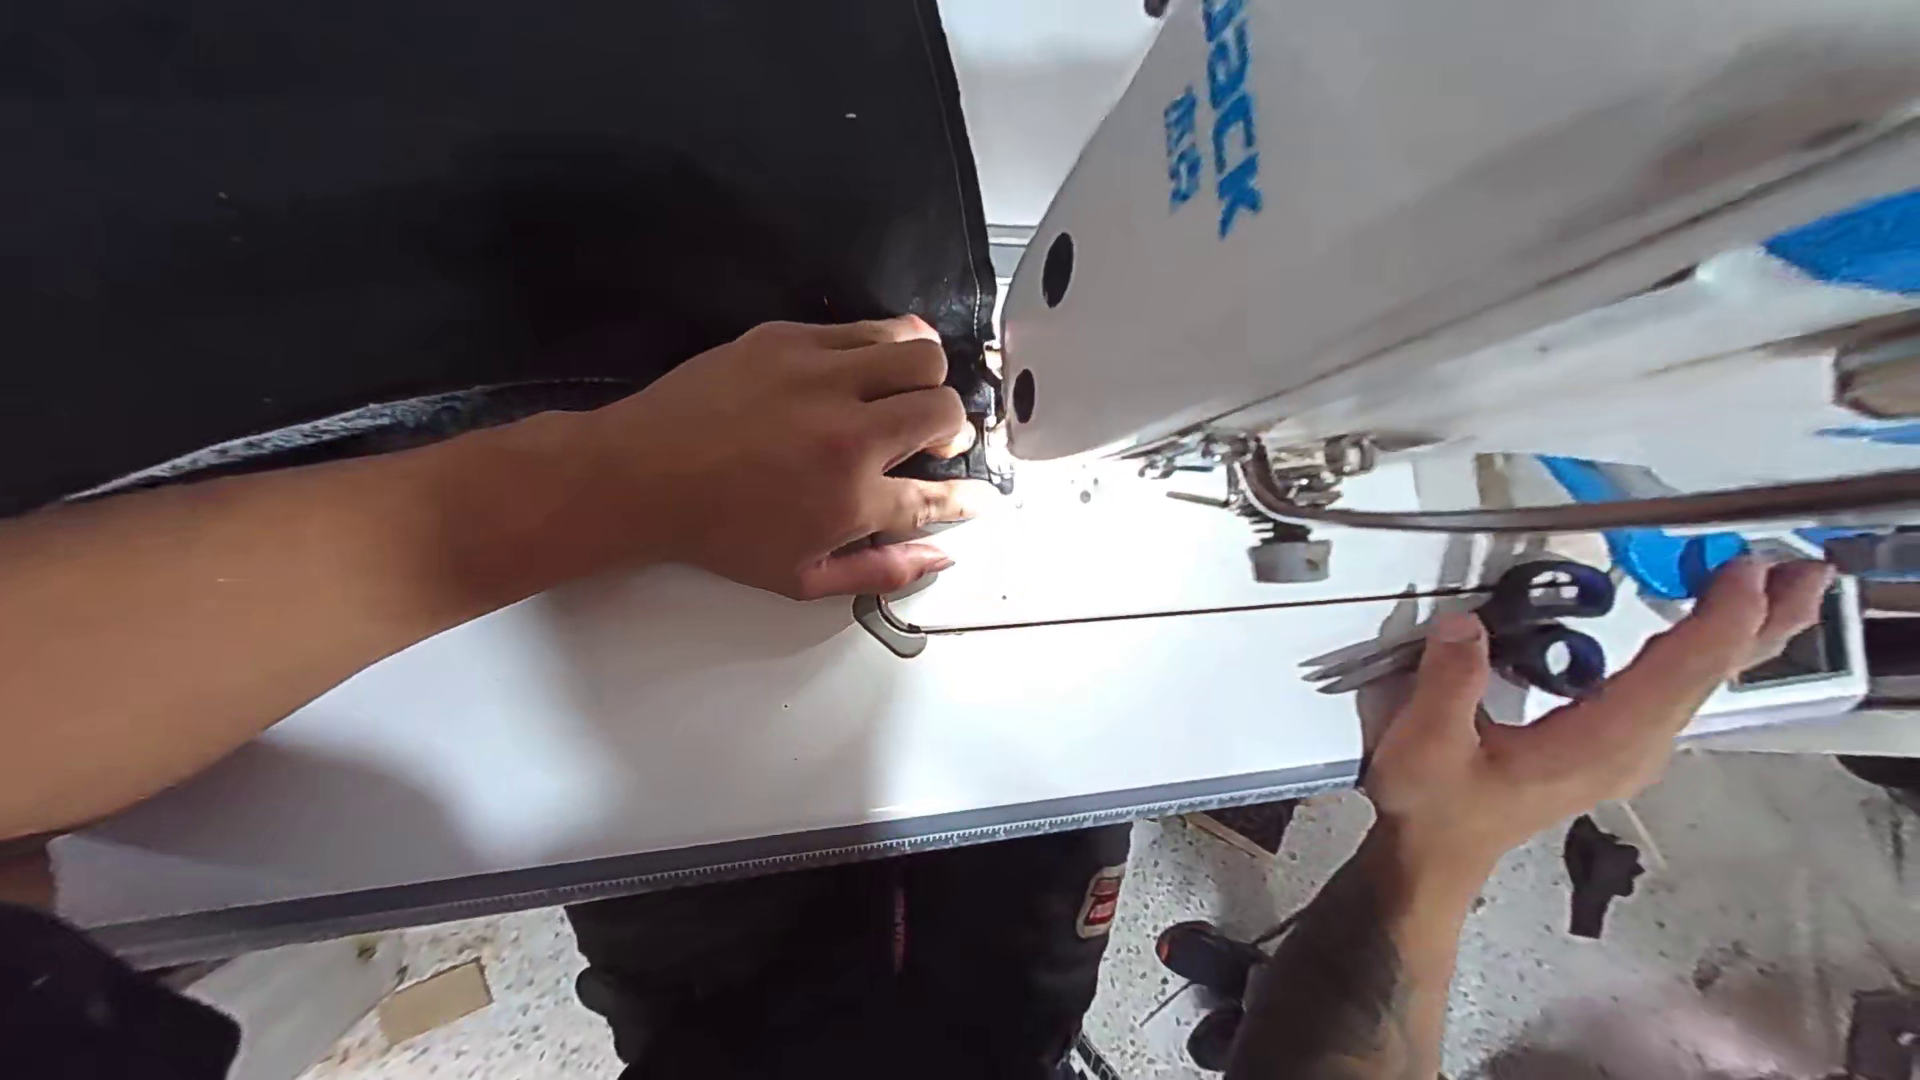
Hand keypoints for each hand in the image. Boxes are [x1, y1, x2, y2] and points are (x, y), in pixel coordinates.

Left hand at [581, 315, 997, 598]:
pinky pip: (871, 327)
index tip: (982, 495)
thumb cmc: (721, 534)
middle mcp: (846, 432)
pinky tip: (871, 368)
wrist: (640, 476)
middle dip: (951, 430)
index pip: (939, 496)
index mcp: (850, 499)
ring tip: (906, 396)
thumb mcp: (803, 578)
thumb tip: (942, 555)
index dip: (970, 497)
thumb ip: (882, 571)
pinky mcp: (790, 339)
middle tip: (929, 441)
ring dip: (927, 380)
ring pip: (920, 354)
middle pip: (943, 410)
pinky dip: (888, 347)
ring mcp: (819, 376)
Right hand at [1359, 557, 1832, 882]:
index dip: (1717, 620)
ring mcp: (1620, 753)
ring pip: (1692, 689)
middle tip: (1803, 572)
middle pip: (1707, 681)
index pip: (1677, 674)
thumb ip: (1450, 681)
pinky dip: (1688, 661)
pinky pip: (1663, 697)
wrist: (1432, 850)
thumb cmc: (1433, 801)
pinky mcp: (1600, 750)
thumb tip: (1466, 623)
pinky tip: (1687, 647)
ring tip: (1759, 597)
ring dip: (1731, 640)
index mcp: (1598, 743)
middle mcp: (1629, 749)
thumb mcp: (1428, 740)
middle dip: (1762, 627)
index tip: (1743, 570)